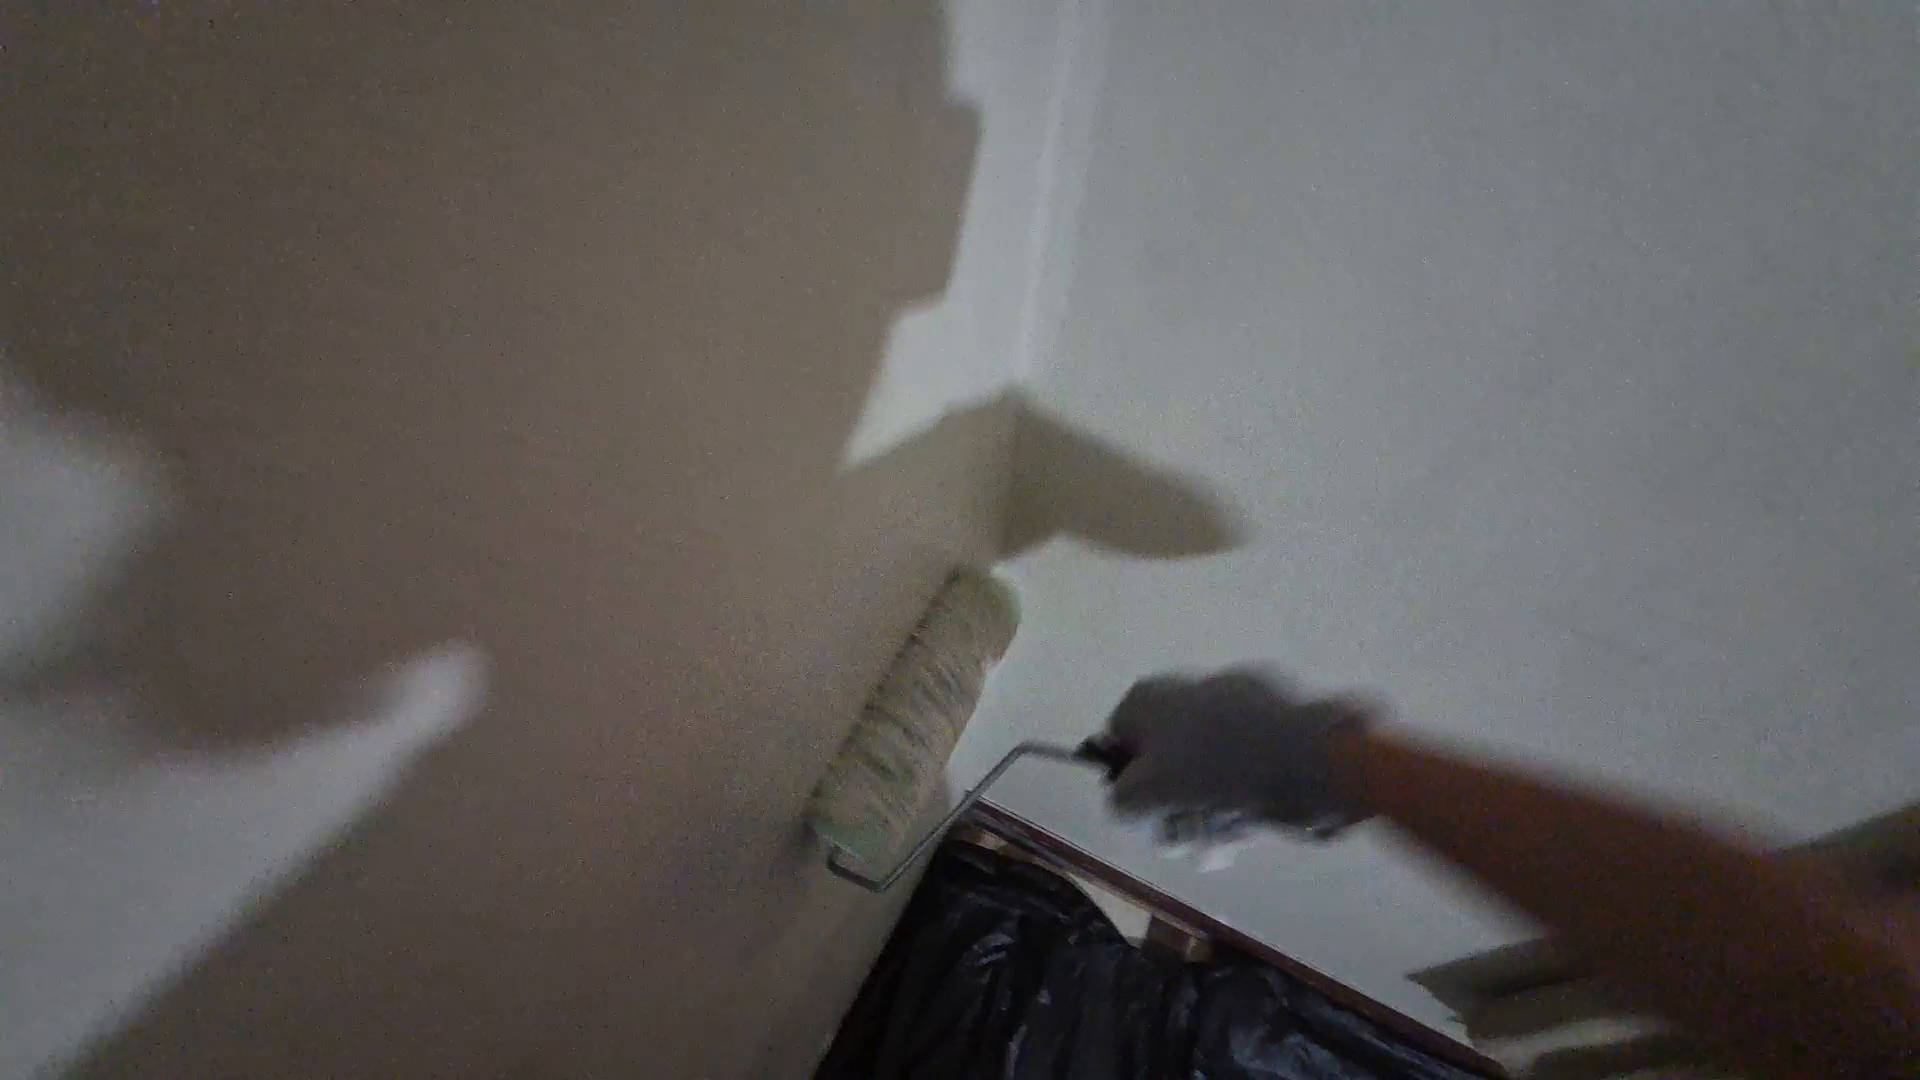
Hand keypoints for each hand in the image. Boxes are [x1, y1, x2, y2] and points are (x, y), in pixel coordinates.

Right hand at [1103, 667, 1373, 836]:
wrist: (1302, 754)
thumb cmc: (1209, 768)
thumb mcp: (1143, 795)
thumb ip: (1120, 801)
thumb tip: (1123, 801)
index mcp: (1146, 696)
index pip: (1118, 740)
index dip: (1127, 781)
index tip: (1146, 814)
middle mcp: (1182, 689)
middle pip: (1164, 755)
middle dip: (1172, 803)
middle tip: (1184, 840)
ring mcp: (1231, 701)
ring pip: (1206, 764)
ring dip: (1206, 809)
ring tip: (1220, 843)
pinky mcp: (1272, 718)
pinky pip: (1242, 761)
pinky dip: (1241, 790)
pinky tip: (1249, 821)